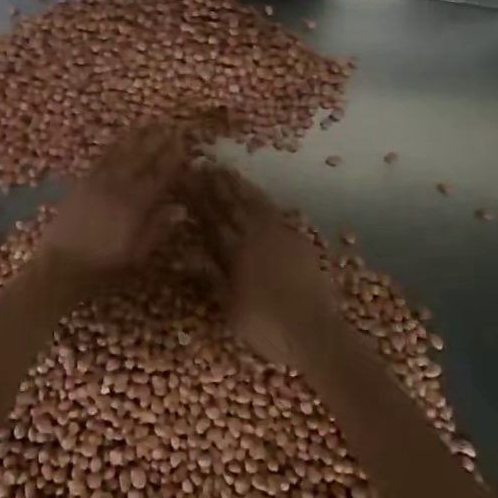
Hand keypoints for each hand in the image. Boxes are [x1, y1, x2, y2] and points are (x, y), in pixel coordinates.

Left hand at [37, 126, 188, 289]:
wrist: (60, 265)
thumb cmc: (103, 265)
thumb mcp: (137, 254)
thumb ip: (158, 228)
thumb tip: (180, 207)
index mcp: (135, 205)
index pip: (159, 175)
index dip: (172, 157)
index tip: (183, 142)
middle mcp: (117, 187)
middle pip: (140, 158)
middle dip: (157, 141)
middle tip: (170, 125)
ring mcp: (97, 182)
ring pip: (121, 153)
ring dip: (136, 138)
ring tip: (149, 124)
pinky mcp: (82, 183)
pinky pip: (102, 159)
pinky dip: (114, 147)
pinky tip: (121, 140)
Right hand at [182, 167, 337, 368]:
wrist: (315, 331)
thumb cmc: (266, 327)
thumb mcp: (230, 307)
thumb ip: (210, 275)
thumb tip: (182, 252)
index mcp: (235, 252)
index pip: (211, 219)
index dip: (198, 199)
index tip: (187, 180)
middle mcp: (255, 237)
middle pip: (233, 205)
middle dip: (217, 185)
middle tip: (205, 166)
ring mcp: (280, 236)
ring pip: (255, 203)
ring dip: (240, 186)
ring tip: (228, 171)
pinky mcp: (299, 241)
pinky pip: (276, 212)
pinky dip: (263, 200)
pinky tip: (259, 196)